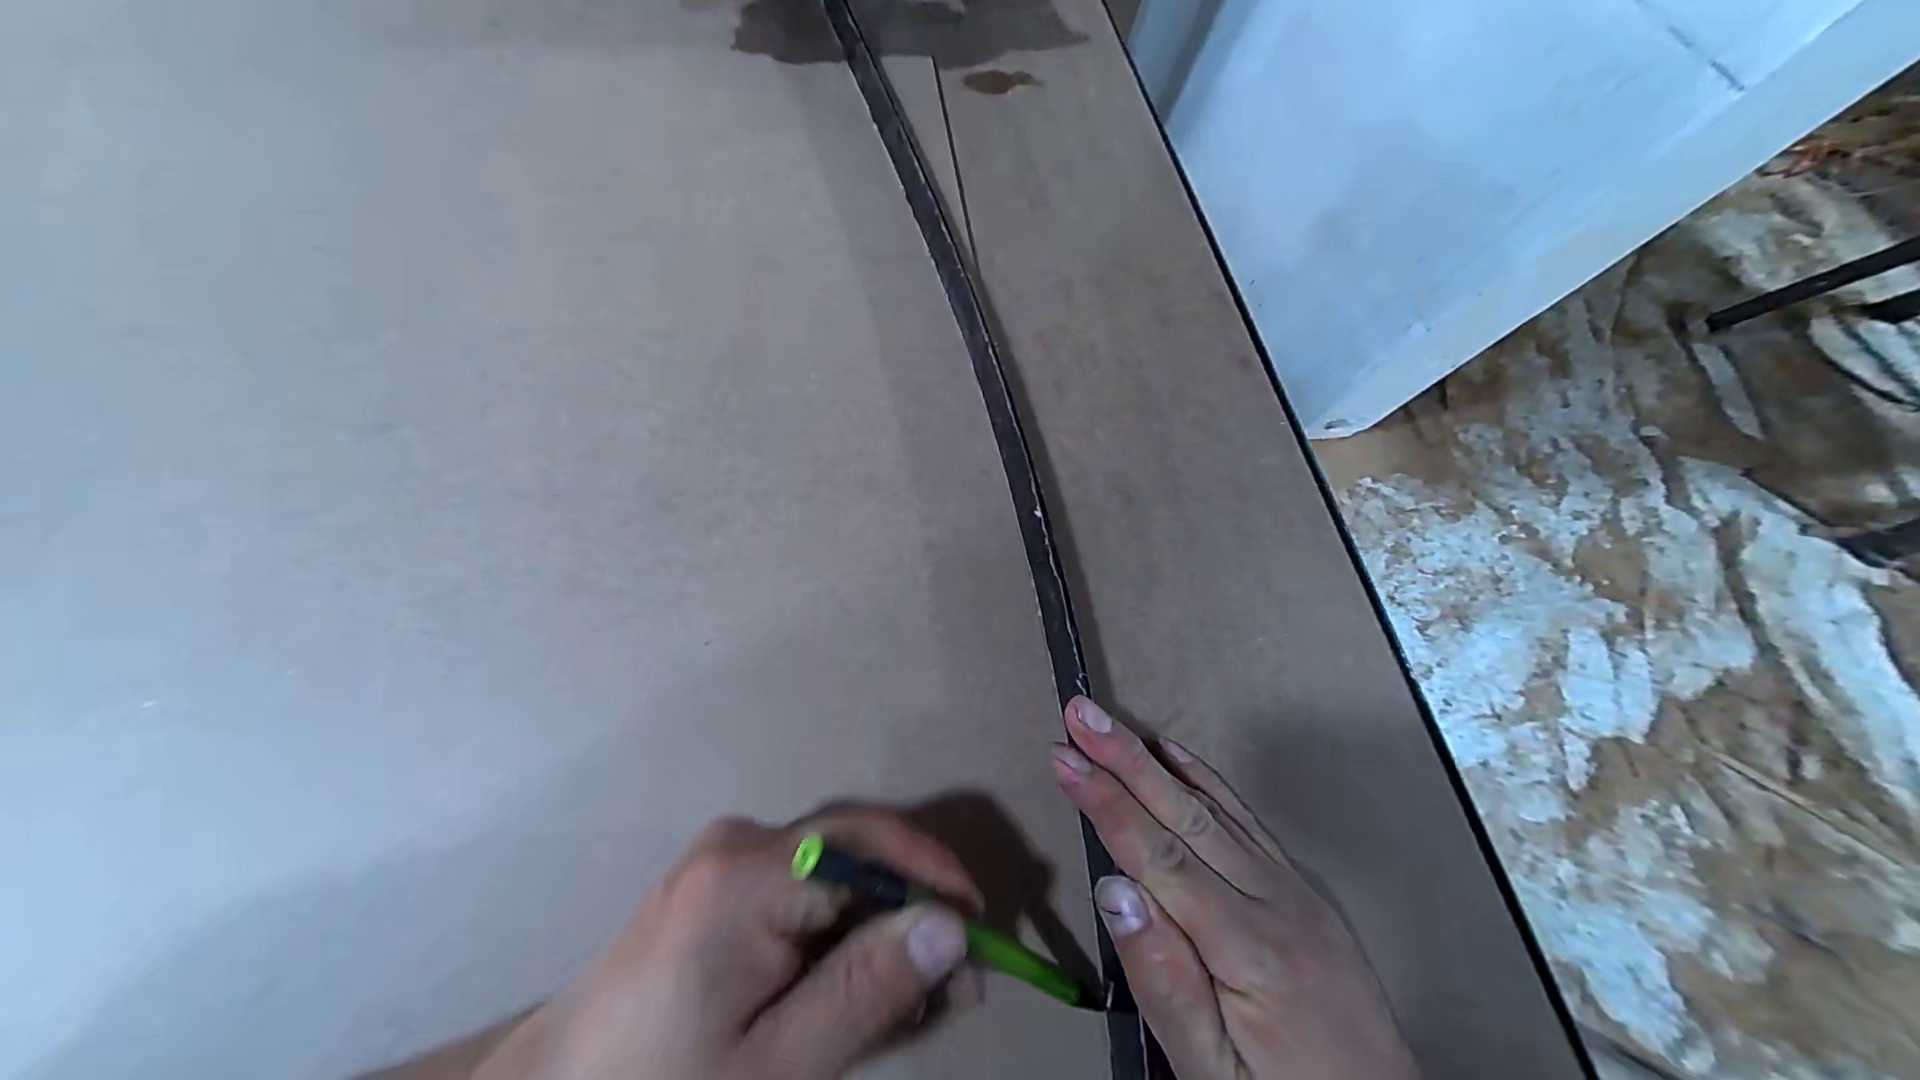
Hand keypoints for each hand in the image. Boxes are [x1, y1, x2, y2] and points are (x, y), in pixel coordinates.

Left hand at [472, 812, 984, 1079]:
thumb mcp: (776, 1065)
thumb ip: (867, 988)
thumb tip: (953, 925)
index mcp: (748, 872)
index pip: (869, 847)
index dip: (933, 883)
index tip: (980, 942)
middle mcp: (742, 842)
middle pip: (858, 859)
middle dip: (911, 917)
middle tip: (952, 991)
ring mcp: (729, 858)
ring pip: (838, 882)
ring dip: (880, 936)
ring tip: (911, 1006)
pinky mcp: (724, 883)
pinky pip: (806, 896)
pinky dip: (841, 941)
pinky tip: (856, 993)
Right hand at [1051, 697, 1419, 1079]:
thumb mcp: (1213, 1074)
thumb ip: (1164, 981)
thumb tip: (1114, 889)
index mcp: (1248, 951)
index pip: (1160, 857)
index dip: (1107, 801)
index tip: (1064, 756)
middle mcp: (1272, 902)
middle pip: (1184, 815)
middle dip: (1123, 758)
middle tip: (1080, 713)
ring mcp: (1290, 889)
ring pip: (1211, 808)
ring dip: (1151, 759)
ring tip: (1108, 723)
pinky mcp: (1297, 887)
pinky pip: (1246, 820)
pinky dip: (1205, 780)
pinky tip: (1174, 752)